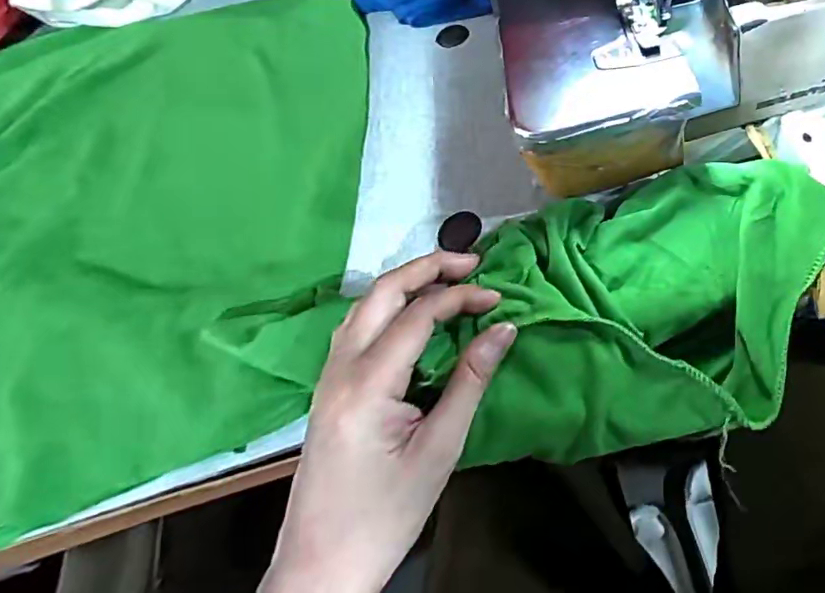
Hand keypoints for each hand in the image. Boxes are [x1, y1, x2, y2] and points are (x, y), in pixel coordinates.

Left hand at [262, 251, 517, 592]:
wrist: (319, 574)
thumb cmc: (386, 514)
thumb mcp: (440, 448)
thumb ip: (471, 380)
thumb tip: (505, 326)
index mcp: (366, 385)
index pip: (419, 314)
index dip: (463, 296)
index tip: (501, 298)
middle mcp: (339, 371)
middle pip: (381, 293)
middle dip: (429, 267)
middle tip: (474, 263)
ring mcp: (327, 380)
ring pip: (364, 306)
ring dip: (407, 283)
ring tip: (451, 280)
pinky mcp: (329, 392)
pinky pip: (357, 328)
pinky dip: (390, 306)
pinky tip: (414, 316)